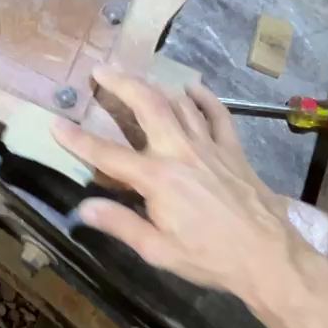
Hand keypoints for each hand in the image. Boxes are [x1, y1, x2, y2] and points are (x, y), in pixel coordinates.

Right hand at [52, 66, 307, 304]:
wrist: (270, 259)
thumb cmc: (210, 258)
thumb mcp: (159, 251)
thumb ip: (120, 224)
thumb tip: (83, 208)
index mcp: (157, 178)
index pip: (107, 154)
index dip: (77, 139)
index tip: (56, 123)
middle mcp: (179, 152)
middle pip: (146, 105)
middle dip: (120, 83)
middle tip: (100, 69)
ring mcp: (208, 146)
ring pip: (178, 103)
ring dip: (154, 85)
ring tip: (136, 76)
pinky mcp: (233, 150)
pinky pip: (218, 114)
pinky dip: (204, 98)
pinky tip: (192, 87)